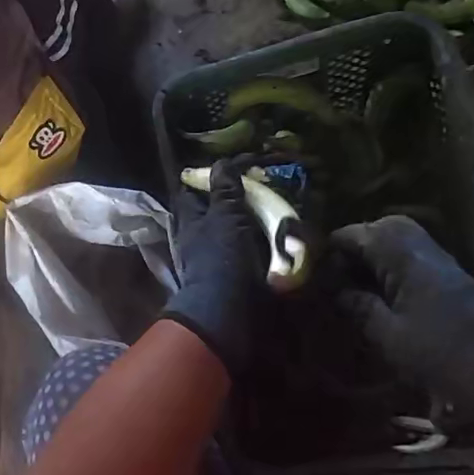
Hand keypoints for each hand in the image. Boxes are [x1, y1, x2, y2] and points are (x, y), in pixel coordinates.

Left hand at [161, 163, 267, 377]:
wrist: (231, 311)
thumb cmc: (222, 258)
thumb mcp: (224, 217)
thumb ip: (224, 191)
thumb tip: (220, 163)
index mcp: (191, 223)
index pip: (192, 195)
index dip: (206, 182)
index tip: (228, 172)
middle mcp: (200, 241)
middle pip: (215, 215)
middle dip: (234, 205)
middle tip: (261, 191)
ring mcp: (217, 261)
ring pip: (234, 235)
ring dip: (253, 225)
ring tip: (277, 211)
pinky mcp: (237, 278)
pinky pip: (251, 255)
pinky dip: (265, 247)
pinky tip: (282, 239)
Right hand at [332, 216, 473, 450]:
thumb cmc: (438, 355)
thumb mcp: (387, 335)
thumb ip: (358, 306)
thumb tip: (336, 291)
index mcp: (404, 259)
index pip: (359, 235)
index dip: (332, 247)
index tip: (315, 267)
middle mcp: (423, 249)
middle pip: (383, 227)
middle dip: (356, 243)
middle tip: (337, 269)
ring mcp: (441, 260)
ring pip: (401, 238)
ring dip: (376, 252)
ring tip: (356, 278)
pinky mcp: (451, 275)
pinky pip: (415, 253)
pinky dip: (394, 262)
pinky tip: (382, 287)